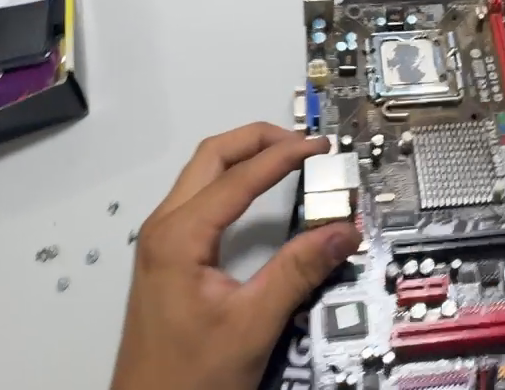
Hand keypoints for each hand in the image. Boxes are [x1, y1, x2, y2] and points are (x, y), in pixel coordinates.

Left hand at [111, 123, 361, 389]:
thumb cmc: (189, 378)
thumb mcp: (252, 326)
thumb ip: (298, 273)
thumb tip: (343, 231)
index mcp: (179, 236)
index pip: (240, 176)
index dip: (284, 155)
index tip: (320, 147)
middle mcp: (164, 226)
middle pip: (213, 155)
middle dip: (259, 138)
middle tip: (303, 143)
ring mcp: (162, 239)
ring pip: (203, 171)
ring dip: (244, 153)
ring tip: (287, 156)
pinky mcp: (167, 253)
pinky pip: (200, 194)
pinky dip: (233, 177)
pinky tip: (257, 189)